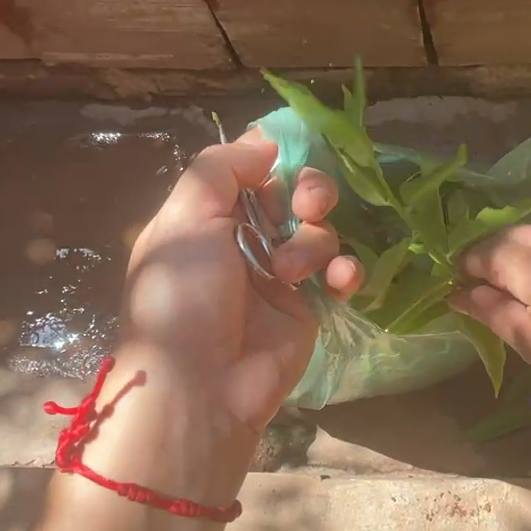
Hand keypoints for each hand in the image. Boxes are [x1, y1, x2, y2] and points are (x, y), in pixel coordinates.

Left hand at [82, 129, 360, 504]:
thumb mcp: (184, 219)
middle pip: (297, 194)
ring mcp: (282, 274)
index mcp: (210, 216)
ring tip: (293, 271)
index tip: (295, 157)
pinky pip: (341, 273)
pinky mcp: (311, 306)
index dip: (279, 160)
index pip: (255, 170)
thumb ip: (221, 168)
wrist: (198, 388)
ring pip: (322, 231)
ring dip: (316, 242)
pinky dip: (348, 271)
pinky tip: (343, 281)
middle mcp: (247, 239)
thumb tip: (267, 142)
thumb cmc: (183, 296)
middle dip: (312, 192)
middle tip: (309, 206)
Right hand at [449, 225, 530, 423]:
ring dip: (521, 252)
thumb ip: (491, 311)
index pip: (491, 250)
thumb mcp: (530, 344)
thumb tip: (457, 293)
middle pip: (516, 234)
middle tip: (479, 281)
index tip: (455, 282)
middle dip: (493, 252)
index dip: (469, 264)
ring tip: (512, 284)